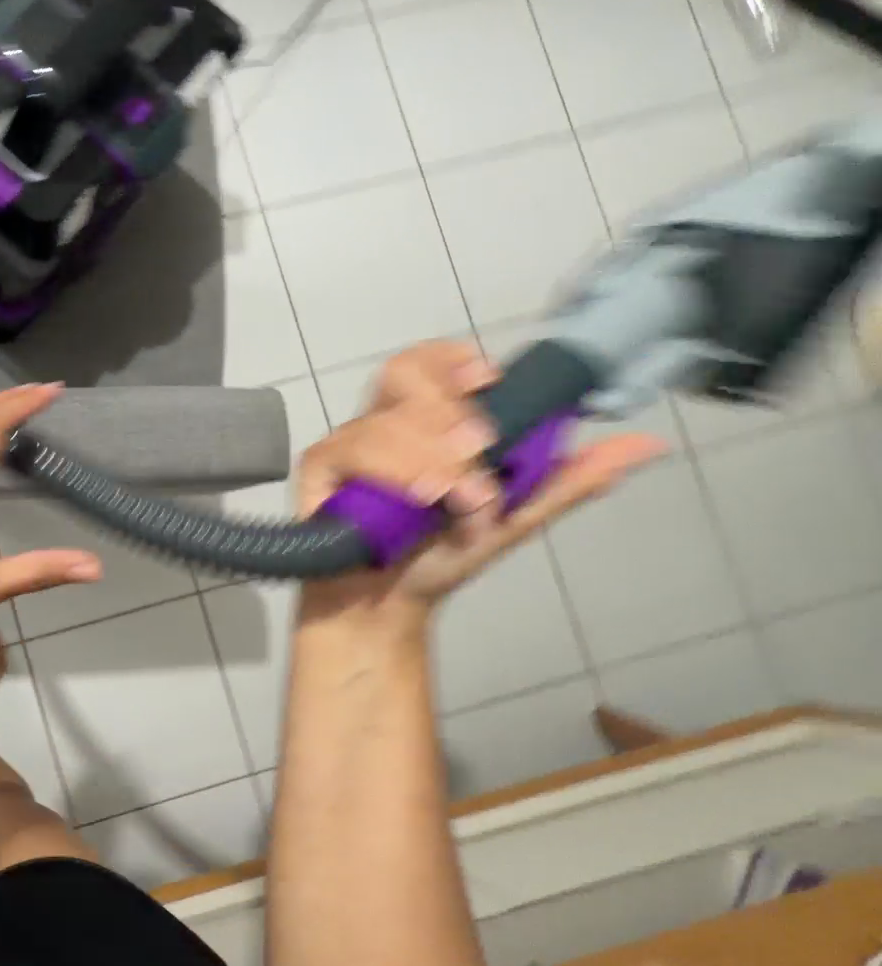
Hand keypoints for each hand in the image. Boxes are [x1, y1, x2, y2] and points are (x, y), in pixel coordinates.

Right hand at [298, 340, 666, 622]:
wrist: (385, 605)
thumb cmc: (438, 558)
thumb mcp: (514, 519)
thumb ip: (566, 480)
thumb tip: (647, 443)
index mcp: (426, 423)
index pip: (430, 363)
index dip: (453, 360)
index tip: (487, 381)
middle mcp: (383, 425)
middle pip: (403, 374)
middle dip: (448, 409)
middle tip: (480, 448)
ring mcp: (347, 445)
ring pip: (385, 421)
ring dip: (433, 459)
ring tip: (461, 500)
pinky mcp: (318, 472)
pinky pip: (348, 451)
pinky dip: (393, 471)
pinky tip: (422, 497)